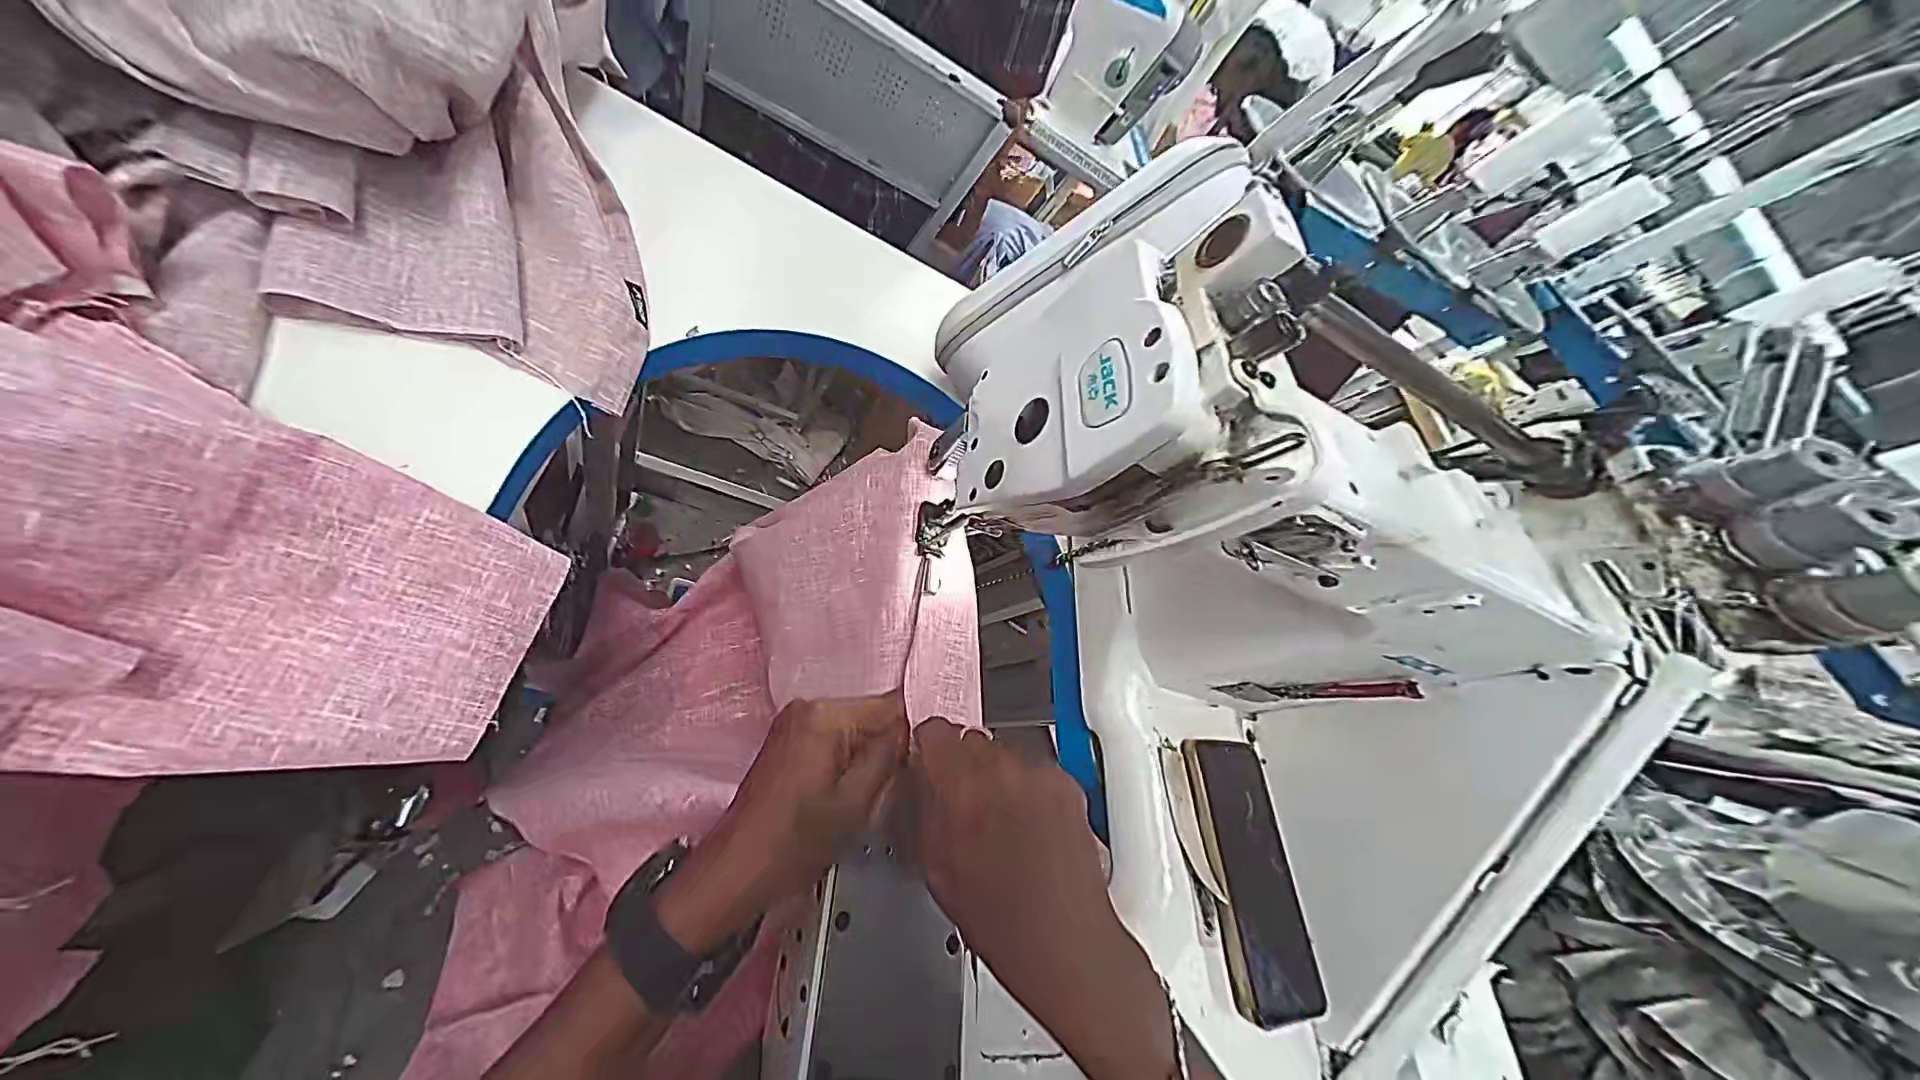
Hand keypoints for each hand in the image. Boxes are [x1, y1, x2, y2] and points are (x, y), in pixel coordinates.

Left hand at [656, 694, 906, 953]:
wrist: (738, 870)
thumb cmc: (793, 843)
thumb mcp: (856, 803)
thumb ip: (889, 756)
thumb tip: (910, 731)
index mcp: (824, 715)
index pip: (890, 706)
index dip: (909, 737)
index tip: (912, 766)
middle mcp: (807, 707)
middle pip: (872, 716)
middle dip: (885, 749)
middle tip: (884, 790)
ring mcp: (794, 722)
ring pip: (855, 729)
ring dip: (866, 758)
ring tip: (860, 796)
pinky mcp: (789, 739)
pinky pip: (834, 739)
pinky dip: (846, 761)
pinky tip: (841, 793)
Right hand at [908, 719, 1177, 1079]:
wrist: (1063, 941)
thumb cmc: (1002, 921)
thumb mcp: (936, 866)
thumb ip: (923, 808)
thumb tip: (919, 778)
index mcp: (961, 789)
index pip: (935, 731)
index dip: (928, 743)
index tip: (929, 753)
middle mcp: (1002, 772)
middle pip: (971, 740)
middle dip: (963, 764)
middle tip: (965, 801)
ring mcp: (1038, 776)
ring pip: (1004, 754)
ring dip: (997, 776)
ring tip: (1000, 823)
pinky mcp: (1066, 784)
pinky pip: (1035, 770)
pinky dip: (1028, 788)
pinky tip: (1028, 826)